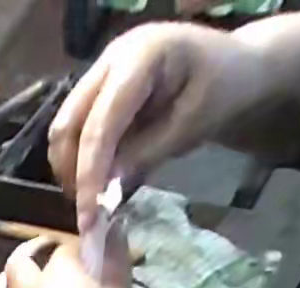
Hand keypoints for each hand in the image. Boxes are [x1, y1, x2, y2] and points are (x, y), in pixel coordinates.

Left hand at [0, 236, 142, 287]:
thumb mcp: (119, 285)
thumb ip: (113, 253)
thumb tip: (111, 226)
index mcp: (55, 274)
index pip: (61, 250)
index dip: (75, 249)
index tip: (88, 253)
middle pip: (18, 263)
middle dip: (32, 251)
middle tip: (49, 252)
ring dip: (3, 283)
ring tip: (16, 281)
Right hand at [48, 23, 270, 229]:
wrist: (236, 69)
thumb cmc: (224, 90)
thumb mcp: (191, 126)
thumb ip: (145, 155)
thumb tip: (104, 192)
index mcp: (140, 56)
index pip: (99, 125)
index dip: (89, 175)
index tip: (87, 219)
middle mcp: (110, 60)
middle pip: (67, 125)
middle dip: (71, 174)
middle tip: (87, 212)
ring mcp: (100, 74)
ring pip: (63, 131)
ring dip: (70, 170)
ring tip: (91, 199)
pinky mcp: (97, 92)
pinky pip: (74, 132)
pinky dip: (78, 162)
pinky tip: (97, 181)